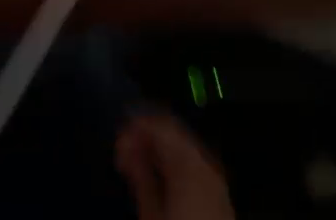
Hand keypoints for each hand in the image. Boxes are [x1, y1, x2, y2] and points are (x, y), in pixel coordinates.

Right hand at [116, 116, 235, 219]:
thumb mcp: (151, 213)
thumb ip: (139, 173)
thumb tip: (126, 148)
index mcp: (188, 162)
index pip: (158, 124)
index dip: (134, 126)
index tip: (118, 141)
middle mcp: (204, 162)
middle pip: (171, 131)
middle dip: (146, 136)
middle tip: (124, 153)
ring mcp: (214, 175)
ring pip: (182, 146)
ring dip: (159, 149)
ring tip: (137, 167)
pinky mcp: (218, 190)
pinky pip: (193, 162)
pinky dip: (174, 162)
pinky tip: (161, 177)